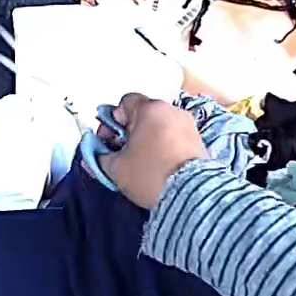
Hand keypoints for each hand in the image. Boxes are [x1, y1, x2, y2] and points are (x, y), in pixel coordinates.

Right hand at [98, 93, 208, 208]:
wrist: (188, 193)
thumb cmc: (152, 175)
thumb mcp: (115, 168)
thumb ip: (100, 156)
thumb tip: (97, 154)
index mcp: (150, 109)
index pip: (125, 102)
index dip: (112, 121)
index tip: (108, 138)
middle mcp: (171, 111)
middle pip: (144, 114)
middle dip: (130, 131)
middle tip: (122, 152)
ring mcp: (188, 125)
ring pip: (160, 126)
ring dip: (149, 139)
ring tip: (141, 162)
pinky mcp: (198, 141)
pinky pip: (175, 138)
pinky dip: (165, 147)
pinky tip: (159, 166)